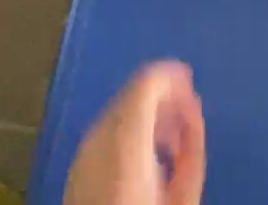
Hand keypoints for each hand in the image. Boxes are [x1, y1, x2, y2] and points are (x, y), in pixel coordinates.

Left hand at [64, 61, 205, 204]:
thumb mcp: (184, 195)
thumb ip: (191, 145)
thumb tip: (192, 110)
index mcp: (127, 135)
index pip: (148, 79)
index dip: (173, 75)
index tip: (191, 83)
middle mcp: (99, 133)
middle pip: (133, 92)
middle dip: (161, 96)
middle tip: (186, 113)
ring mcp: (82, 149)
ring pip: (118, 111)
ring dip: (145, 115)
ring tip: (169, 140)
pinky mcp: (75, 165)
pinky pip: (105, 133)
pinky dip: (127, 132)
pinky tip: (144, 156)